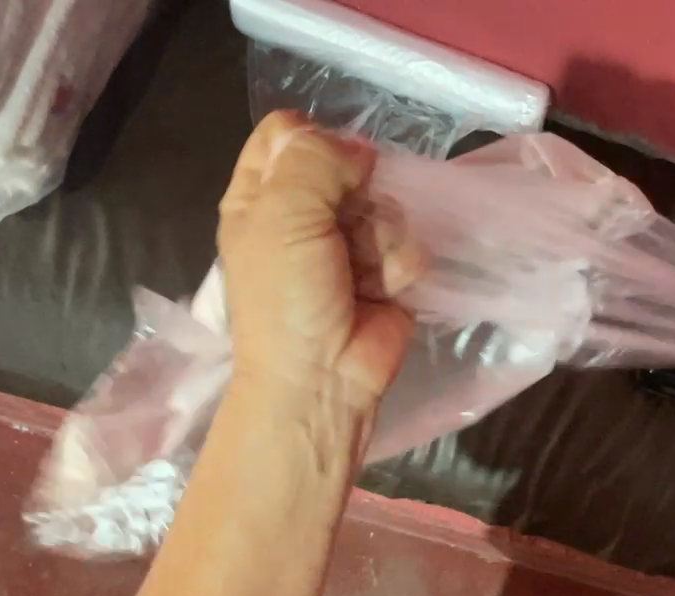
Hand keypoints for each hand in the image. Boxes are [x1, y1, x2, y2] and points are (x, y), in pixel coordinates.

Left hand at [217, 111, 423, 403]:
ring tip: (363, 274)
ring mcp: (354, 247)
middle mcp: (309, 217)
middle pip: (350, 167)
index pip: (289, 136)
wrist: (323, 379)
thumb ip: (315, 160)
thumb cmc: (287, 299)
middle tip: (345, 226)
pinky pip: (411, 246)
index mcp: (263, 197)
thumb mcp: (282, 213)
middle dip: (357, 193)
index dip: (315, 140)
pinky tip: (383, 293)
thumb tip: (359, 150)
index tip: (330, 161)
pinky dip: (400, 269)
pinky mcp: (391, 276)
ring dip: (381, 238)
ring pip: (388, 206)